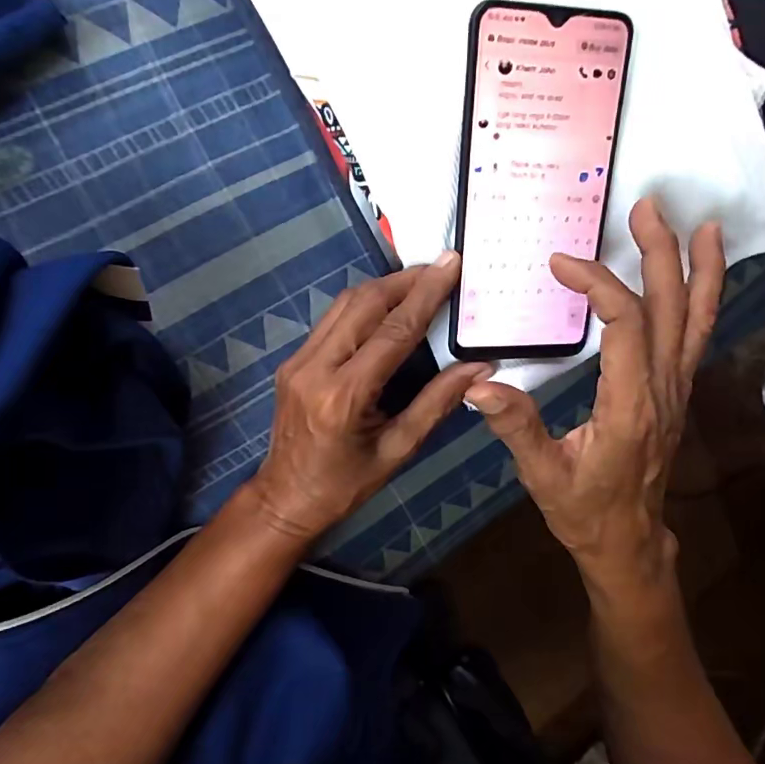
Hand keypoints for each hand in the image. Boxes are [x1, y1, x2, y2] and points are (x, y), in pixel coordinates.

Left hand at [245, 251, 491, 543]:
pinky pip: (332, 319)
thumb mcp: (398, 449)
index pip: (392, 331)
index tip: (450, 265)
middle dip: (405, 280)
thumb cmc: (344, 484)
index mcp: (343, 396)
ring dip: (384, 287)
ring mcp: (298, 360)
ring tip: (420, 280)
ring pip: (344, 304)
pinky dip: (365, 305)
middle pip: (363, 303)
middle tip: (440, 267)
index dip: (426, 294)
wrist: (284, 498)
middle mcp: (314, 367)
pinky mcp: (293, 360)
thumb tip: (479, 368)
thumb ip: (437, 403)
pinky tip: (389, 306)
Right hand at [464, 199, 724, 583]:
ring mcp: (677, 390)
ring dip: (699, 269)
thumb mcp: (543, 475)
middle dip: (662, 254)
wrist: (628, 540)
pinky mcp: (676, 392)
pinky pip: (696, 336)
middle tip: (646, 208)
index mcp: (629, 407)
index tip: (561, 263)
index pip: (625, 327)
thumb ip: (517, 428)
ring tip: (702, 226)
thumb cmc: (583, 510)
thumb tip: (479, 386)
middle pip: (672, 310)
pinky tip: (700, 274)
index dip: (599, 285)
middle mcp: (663, 391)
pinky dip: (704, 298)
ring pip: (698, 321)